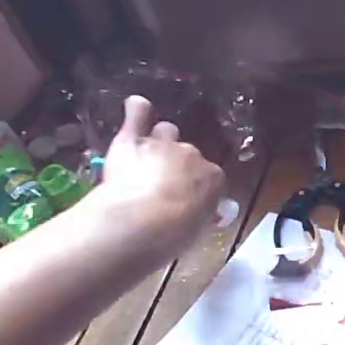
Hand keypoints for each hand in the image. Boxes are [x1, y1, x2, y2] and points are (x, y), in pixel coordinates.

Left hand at [91, 95, 224, 260]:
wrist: (142, 221)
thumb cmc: (172, 236)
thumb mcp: (195, 233)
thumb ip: (199, 217)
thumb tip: (203, 215)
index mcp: (212, 179)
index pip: (211, 179)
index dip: (197, 190)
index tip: (187, 204)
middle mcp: (191, 155)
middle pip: (187, 155)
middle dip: (176, 168)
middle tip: (160, 190)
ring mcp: (160, 144)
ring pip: (165, 132)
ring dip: (158, 142)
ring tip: (145, 160)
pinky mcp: (131, 140)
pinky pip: (139, 112)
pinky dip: (137, 111)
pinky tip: (135, 108)